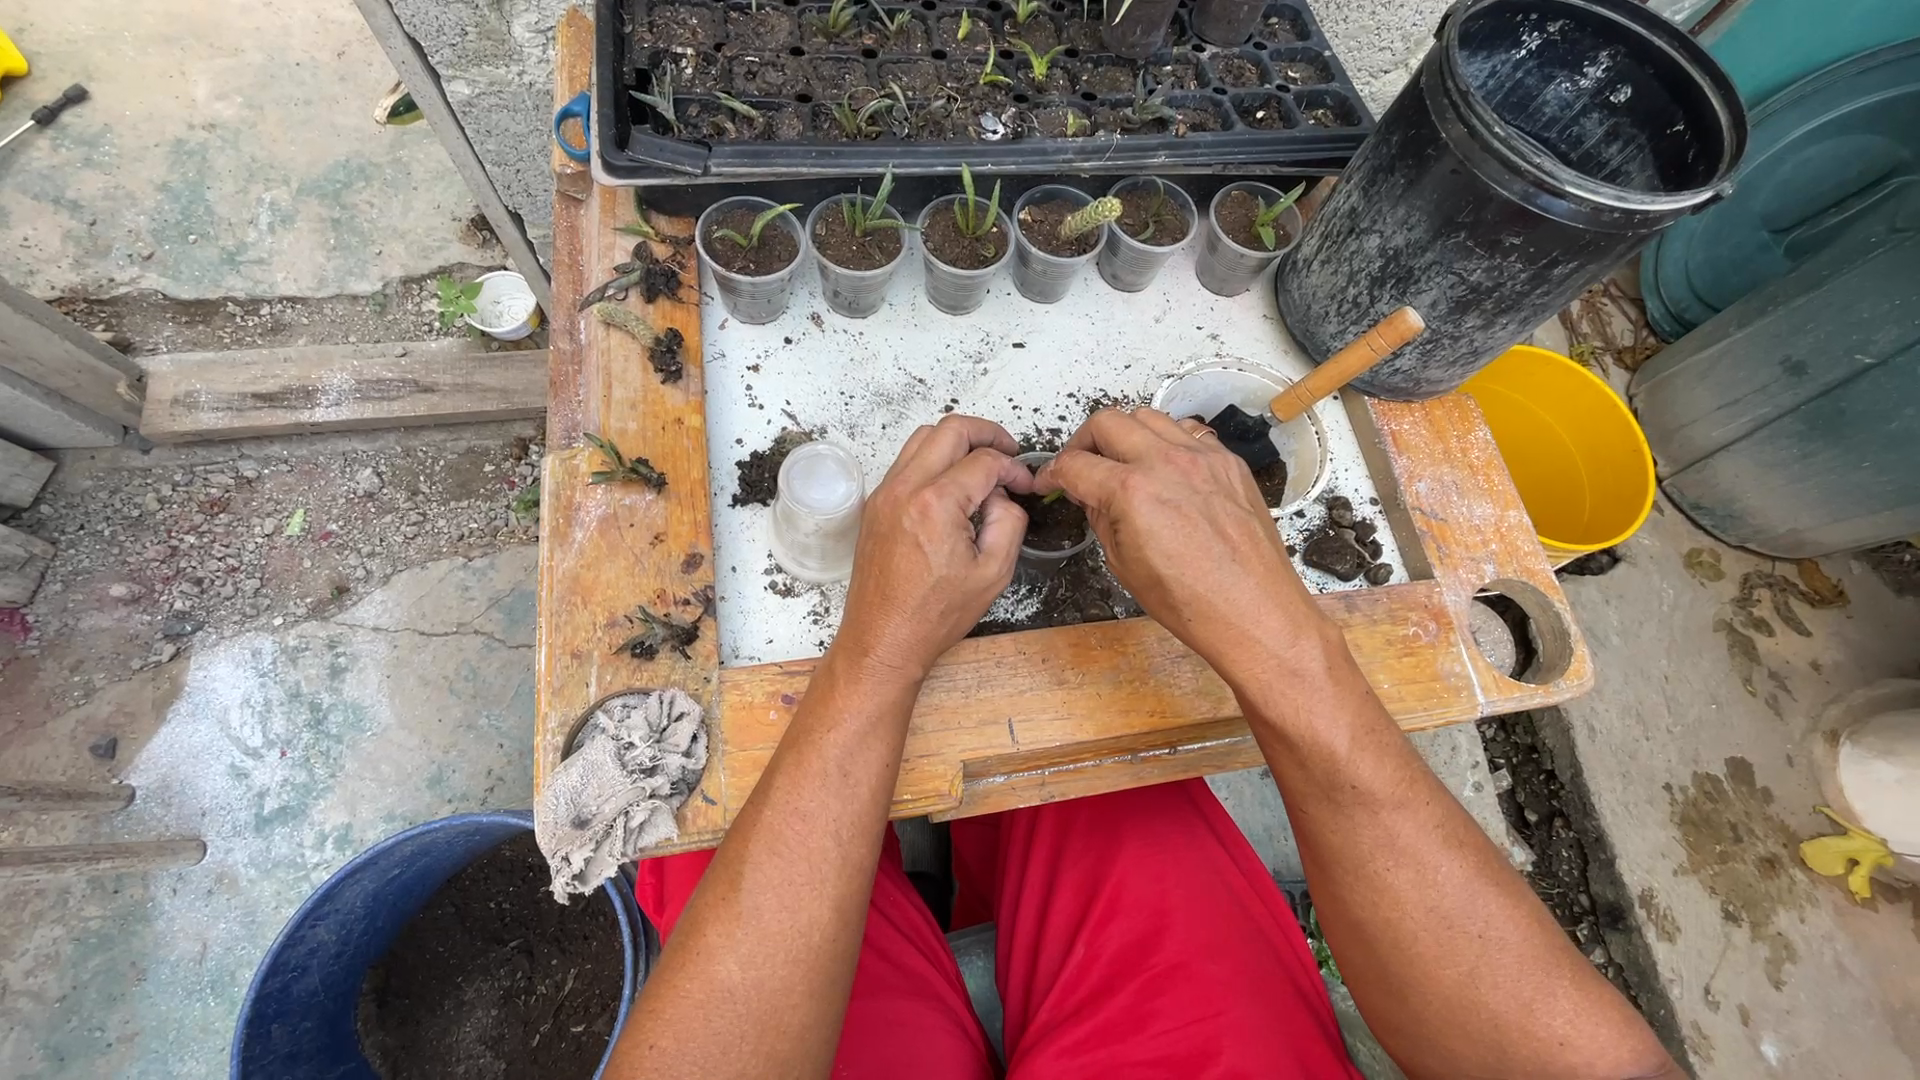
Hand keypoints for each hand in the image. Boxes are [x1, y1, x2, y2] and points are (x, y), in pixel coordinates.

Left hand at [835, 415, 1033, 682]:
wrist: (883, 638)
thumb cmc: (934, 615)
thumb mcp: (993, 572)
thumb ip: (1009, 521)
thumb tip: (1003, 495)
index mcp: (935, 504)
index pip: (985, 460)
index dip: (1013, 467)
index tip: (1024, 483)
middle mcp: (904, 489)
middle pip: (950, 429)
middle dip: (987, 433)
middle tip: (1008, 451)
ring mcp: (884, 494)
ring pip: (923, 437)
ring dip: (956, 442)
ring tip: (981, 465)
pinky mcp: (875, 505)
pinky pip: (906, 462)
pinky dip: (933, 460)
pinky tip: (952, 486)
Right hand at [1034, 407, 1329, 677]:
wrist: (1254, 611)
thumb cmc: (1191, 601)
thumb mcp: (1123, 564)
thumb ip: (1102, 518)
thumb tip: (1090, 494)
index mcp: (1132, 492)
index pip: (1075, 465)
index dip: (1051, 473)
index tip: (1049, 480)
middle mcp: (1166, 463)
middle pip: (1106, 422)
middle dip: (1083, 441)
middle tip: (1080, 465)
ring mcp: (1201, 457)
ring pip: (1147, 416)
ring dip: (1125, 434)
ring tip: (1121, 462)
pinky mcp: (1228, 462)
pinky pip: (1187, 431)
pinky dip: (1166, 439)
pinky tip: (1163, 465)